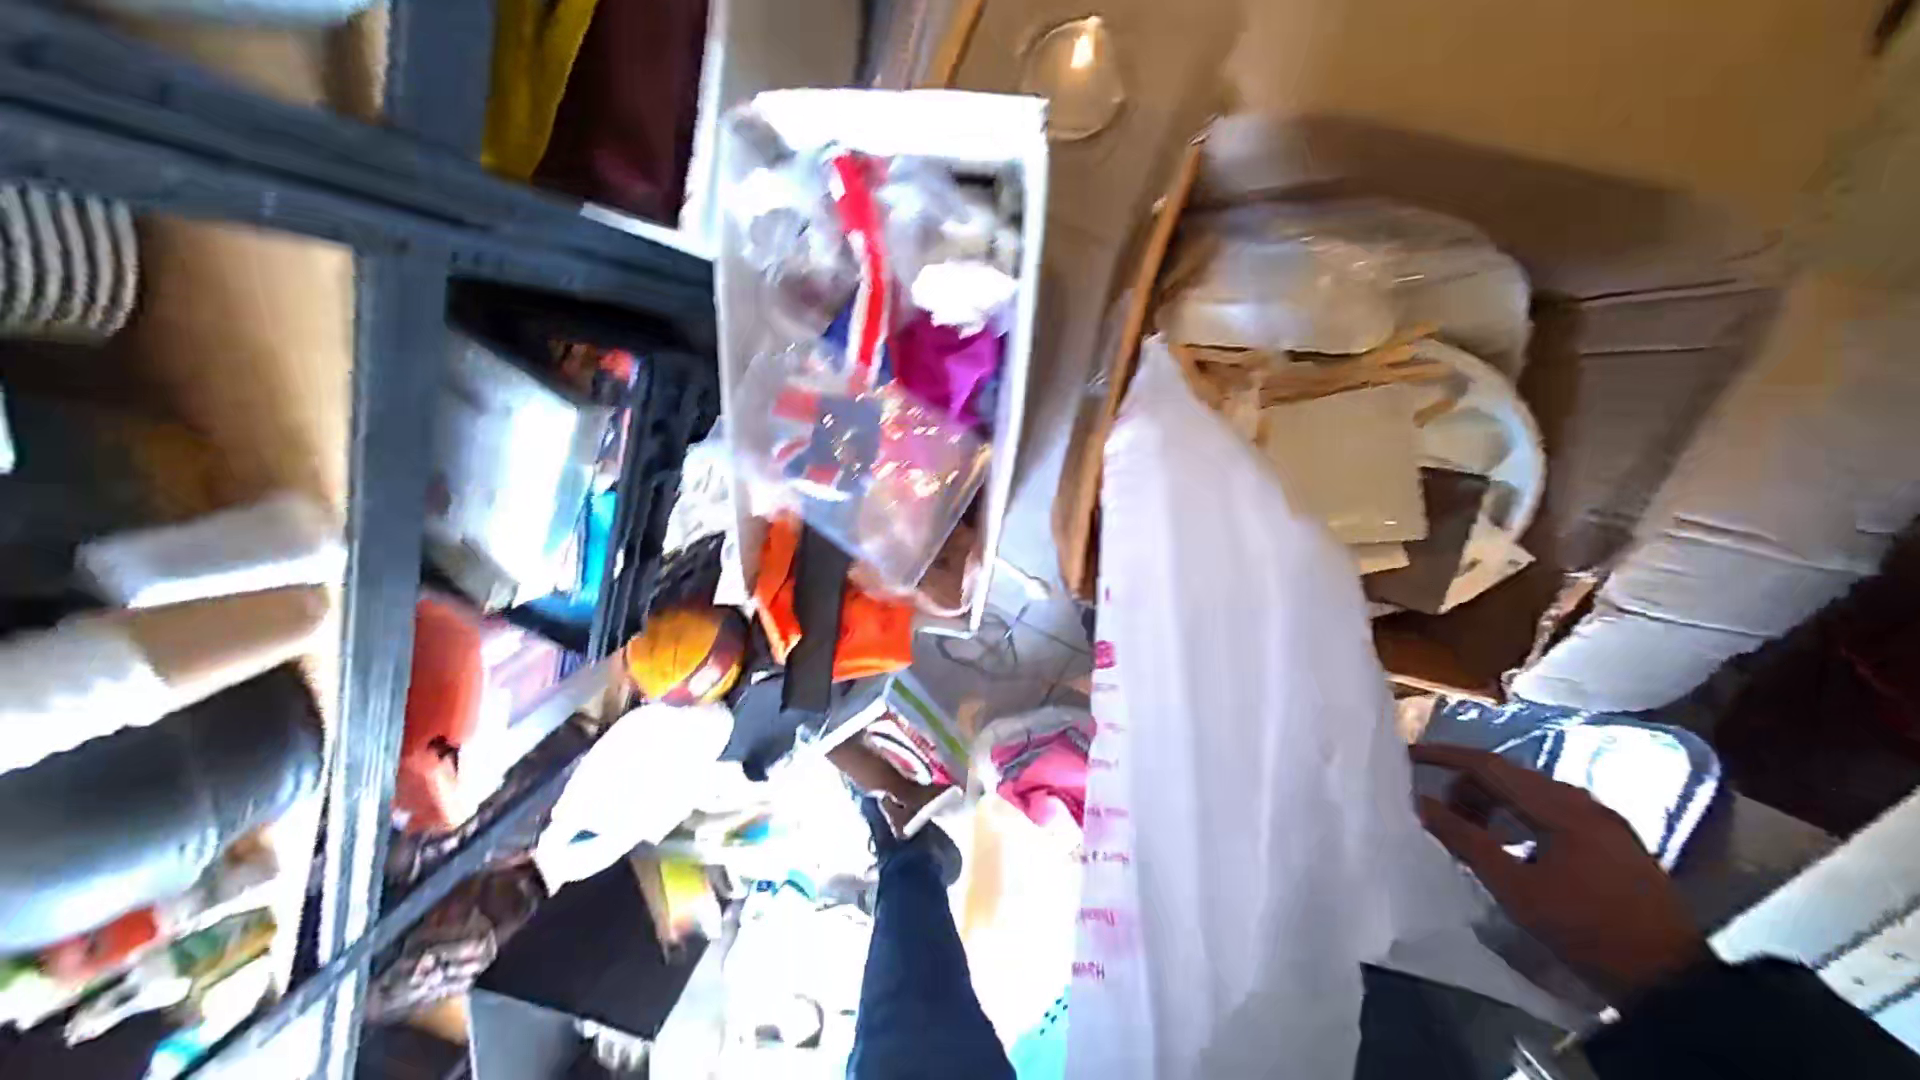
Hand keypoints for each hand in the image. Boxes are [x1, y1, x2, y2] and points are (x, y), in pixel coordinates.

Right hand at [1410, 743, 1711, 1003]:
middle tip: (1439, 812)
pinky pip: (1550, 810)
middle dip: (1466, 786)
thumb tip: (1421, 803)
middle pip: (1509, 775)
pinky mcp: (1613, 841)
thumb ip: (1464, 839)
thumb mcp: (1515, 887)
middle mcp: (1584, 804)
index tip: (1409, 755)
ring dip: (1491, 801)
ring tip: (1470, 831)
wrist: (1674, 984)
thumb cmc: (1586, 930)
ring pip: (1529, 792)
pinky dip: (1516, 815)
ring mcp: (1603, 822)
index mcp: (1562, 809)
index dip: (1445, 757)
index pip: (1490, 765)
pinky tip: (1507, 842)